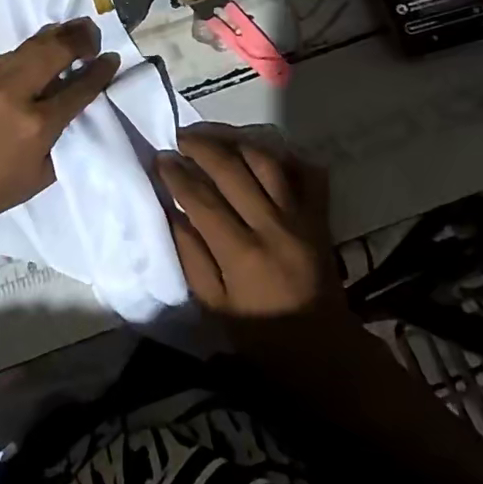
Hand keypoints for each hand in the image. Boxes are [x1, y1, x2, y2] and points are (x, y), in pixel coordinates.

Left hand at [0, 18, 119, 229]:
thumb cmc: (5, 186)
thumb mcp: (49, 166)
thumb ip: (65, 128)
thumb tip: (77, 92)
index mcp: (38, 124)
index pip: (78, 87)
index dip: (100, 70)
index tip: (112, 58)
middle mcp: (14, 95)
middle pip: (54, 51)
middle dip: (79, 38)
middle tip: (93, 34)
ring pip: (30, 46)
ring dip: (56, 36)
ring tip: (74, 30)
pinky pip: (10, 56)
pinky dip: (31, 50)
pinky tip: (42, 49)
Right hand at [158, 124, 348, 330]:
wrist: (321, 348)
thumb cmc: (259, 332)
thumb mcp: (213, 304)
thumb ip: (190, 254)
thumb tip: (172, 209)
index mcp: (241, 254)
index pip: (201, 199)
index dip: (177, 174)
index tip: (160, 159)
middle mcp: (272, 226)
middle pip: (232, 169)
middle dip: (201, 146)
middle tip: (180, 138)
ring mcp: (301, 216)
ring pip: (267, 160)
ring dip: (236, 140)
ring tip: (213, 135)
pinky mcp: (320, 214)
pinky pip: (306, 171)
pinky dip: (284, 153)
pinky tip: (260, 147)